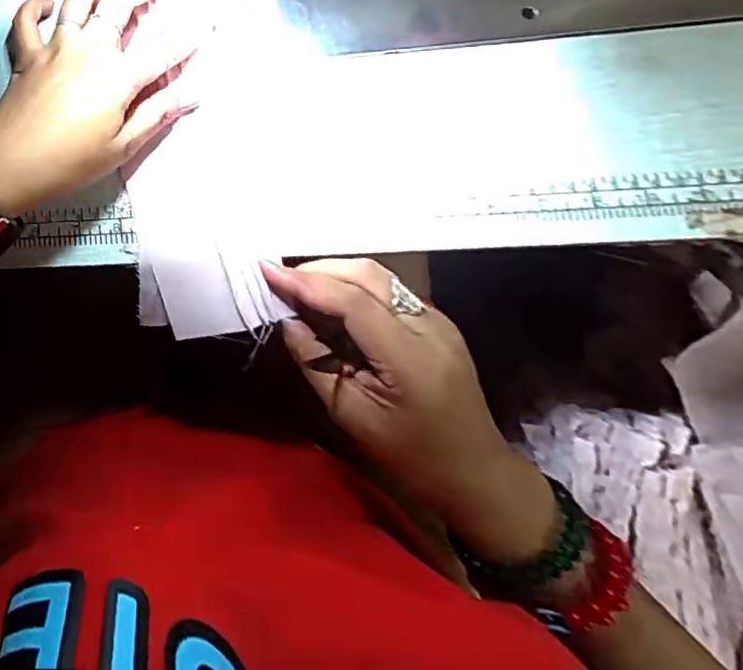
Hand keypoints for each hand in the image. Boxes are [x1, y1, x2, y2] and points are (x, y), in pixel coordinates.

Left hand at [0, 0, 201, 213]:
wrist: (6, 165)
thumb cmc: (68, 163)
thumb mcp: (120, 148)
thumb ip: (155, 115)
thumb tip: (191, 94)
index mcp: (117, 77)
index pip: (162, 49)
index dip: (187, 34)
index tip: (206, 20)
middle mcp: (89, 50)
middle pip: (119, 3)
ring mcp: (55, 47)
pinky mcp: (27, 54)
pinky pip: (27, 19)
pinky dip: (37, 6)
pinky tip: (48, 4)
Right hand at [263, 259, 555, 558]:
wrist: (475, 472)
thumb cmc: (411, 457)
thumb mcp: (353, 417)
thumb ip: (316, 365)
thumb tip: (288, 322)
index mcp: (410, 356)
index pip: (352, 301)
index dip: (307, 283)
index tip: (267, 271)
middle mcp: (429, 325)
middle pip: (368, 274)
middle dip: (319, 269)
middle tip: (279, 278)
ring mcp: (437, 318)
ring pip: (379, 276)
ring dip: (337, 273)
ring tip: (299, 285)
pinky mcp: (437, 320)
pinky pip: (389, 290)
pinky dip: (355, 286)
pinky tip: (333, 300)